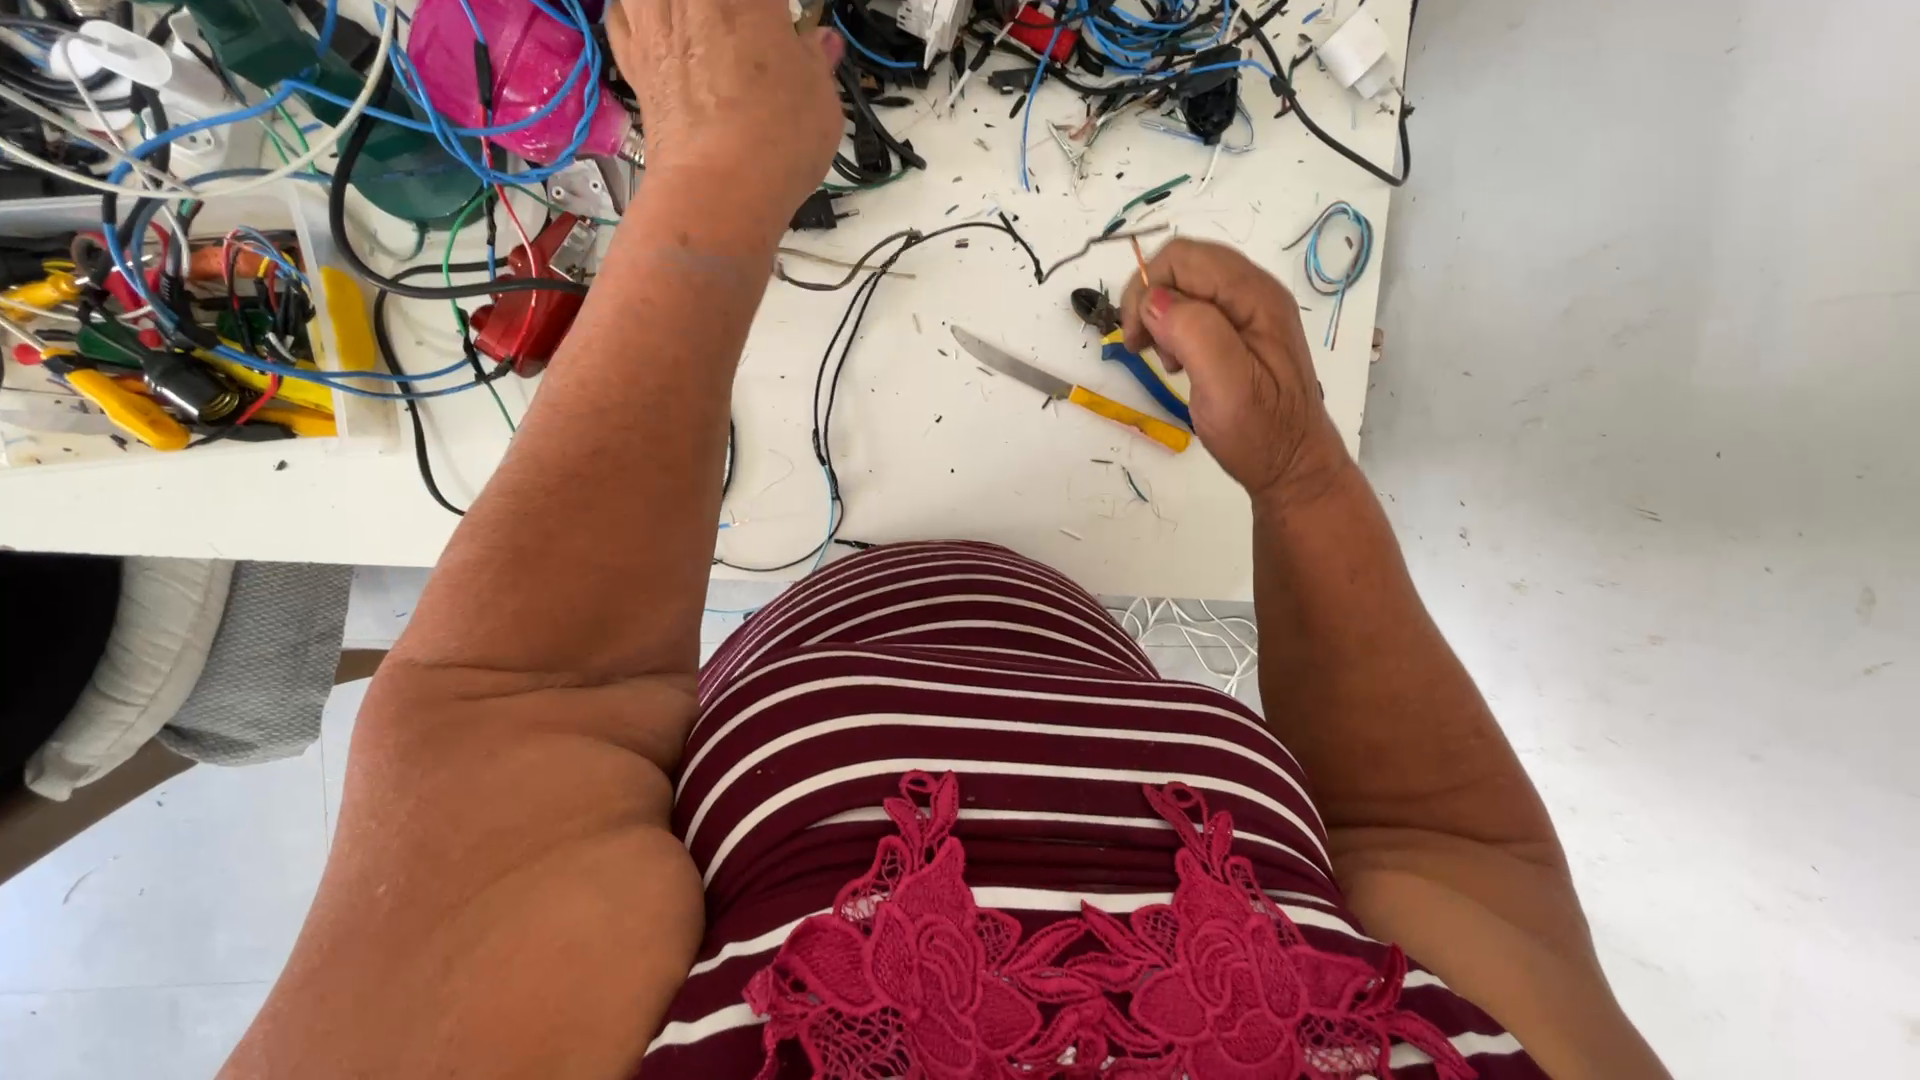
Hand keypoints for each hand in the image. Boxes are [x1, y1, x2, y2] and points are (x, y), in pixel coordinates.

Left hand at [606, 0, 844, 218]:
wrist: (717, 192)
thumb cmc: (775, 140)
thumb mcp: (821, 98)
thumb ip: (816, 59)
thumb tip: (818, 45)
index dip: (777, 17)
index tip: (790, 32)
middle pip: (714, 0)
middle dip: (736, 13)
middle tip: (755, 30)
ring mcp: (652, 17)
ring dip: (680, 10)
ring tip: (702, 23)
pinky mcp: (632, 58)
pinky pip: (626, 12)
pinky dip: (643, 13)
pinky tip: (662, 27)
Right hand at [1120, 238, 1352, 502]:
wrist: (1293, 466)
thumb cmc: (1261, 433)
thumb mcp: (1226, 387)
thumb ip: (1193, 333)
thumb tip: (1155, 302)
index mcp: (1254, 297)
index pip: (1182, 258)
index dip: (1147, 291)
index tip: (1137, 341)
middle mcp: (1253, 293)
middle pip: (1182, 265)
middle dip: (1149, 302)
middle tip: (1145, 349)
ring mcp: (1248, 312)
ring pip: (1185, 287)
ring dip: (1160, 318)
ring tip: (1168, 360)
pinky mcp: (1239, 332)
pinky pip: (1195, 310)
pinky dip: (1174, 330)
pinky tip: (1179, 362)